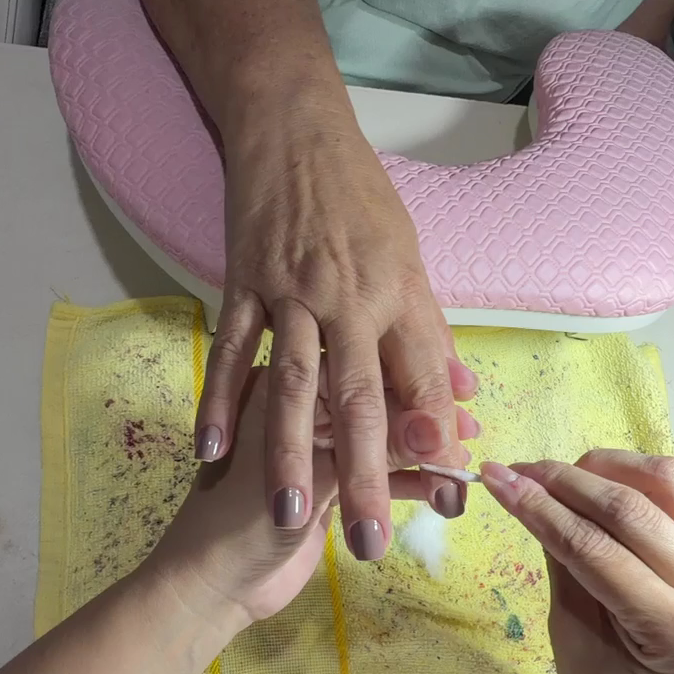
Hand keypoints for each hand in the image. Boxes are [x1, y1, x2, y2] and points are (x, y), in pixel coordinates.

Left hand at [149, 370, 463, 623]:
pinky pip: (373, 474)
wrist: (210, 588)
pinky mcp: (328, 484)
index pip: (355, 371)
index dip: (406, 384)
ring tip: (465, 460)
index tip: (454, 394)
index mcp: (283, 386)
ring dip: (420, 452)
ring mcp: (316, 447)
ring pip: (377, 439)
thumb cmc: (238, 520)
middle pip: (374, 404)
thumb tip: (436, 430)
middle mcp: (301, 407)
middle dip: (422, 418)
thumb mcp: (310, 477)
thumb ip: (370, 451)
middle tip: (469, 426)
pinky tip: (442, 486)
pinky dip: (406, 481)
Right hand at [193, 103, 476, 562]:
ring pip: (290, 385)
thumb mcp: (411, 261)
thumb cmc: (361, 201)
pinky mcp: (241, 285)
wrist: (295, 131)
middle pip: (357, 399)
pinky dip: (218, 400)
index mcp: (394, 295)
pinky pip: (230, 350)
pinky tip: (209, 451)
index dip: (431, 436)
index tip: (442, 493)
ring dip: (288, 455)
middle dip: (364, 474)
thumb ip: (430, 335)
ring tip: (289, 517)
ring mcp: (287, 293)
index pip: (418, 378)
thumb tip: (463, 396)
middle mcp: (344, 300)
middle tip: (370, 543)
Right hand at [478, 451, 673, 673]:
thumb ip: (563, 561)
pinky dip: (635, 479)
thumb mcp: (571, 637)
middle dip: (566, 483)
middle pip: (635, 512)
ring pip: (669, 487)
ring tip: (558, 475)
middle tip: (516, 471)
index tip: (496, 478)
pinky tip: (597, 482)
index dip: (541, 508)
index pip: (598, 551)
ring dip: (606, 468)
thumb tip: (531, 493)